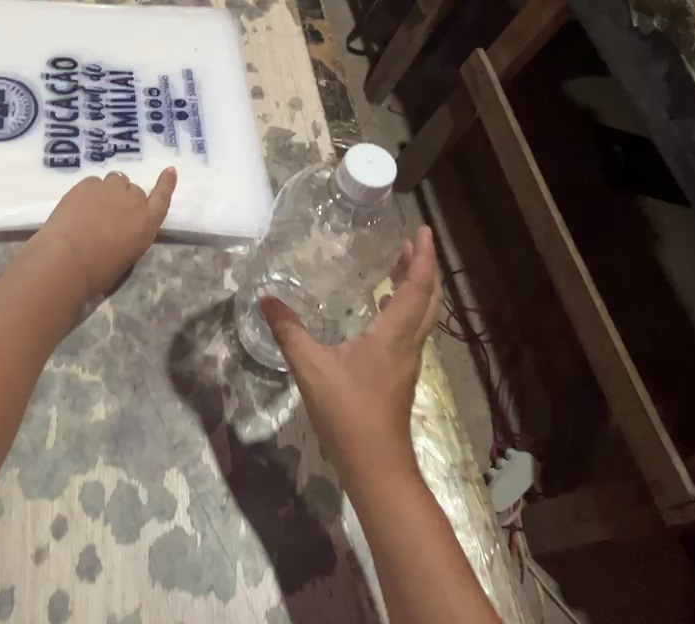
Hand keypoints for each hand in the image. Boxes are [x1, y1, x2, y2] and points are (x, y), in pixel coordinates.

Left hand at [28, 168, 176, 302]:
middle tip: (111, 215)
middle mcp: (132, 201)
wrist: (67, 259)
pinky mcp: (87, 184)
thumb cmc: (98, 271)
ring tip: (95, 207)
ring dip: (110, 191)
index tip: (169, 170)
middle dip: (126, 200)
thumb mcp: (126, 258)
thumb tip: (120, 232)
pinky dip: (89, 192)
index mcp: (147, 224)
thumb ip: (129, 238)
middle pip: (134, 190)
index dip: (166, 183)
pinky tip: (78, 207)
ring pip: (115, 181)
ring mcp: (109, 189)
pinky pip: (93, 183)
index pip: (162, 198)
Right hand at [262, 225, 441, 477]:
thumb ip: (289, 331)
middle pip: (429, 298)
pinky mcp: (400, 373)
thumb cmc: (348, 413)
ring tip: (399, 265)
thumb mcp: (311, 368)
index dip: (421, 257)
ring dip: (416, 287)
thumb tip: (266, 298)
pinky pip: (411, 329)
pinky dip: (404, 307)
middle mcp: (408, 343)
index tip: (421, 230)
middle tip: (411, 242)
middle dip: (423, 267)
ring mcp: (407, 360)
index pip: (416, 287)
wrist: (375, 464)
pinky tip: (382, 308)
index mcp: (394, 335)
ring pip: (422, 314)